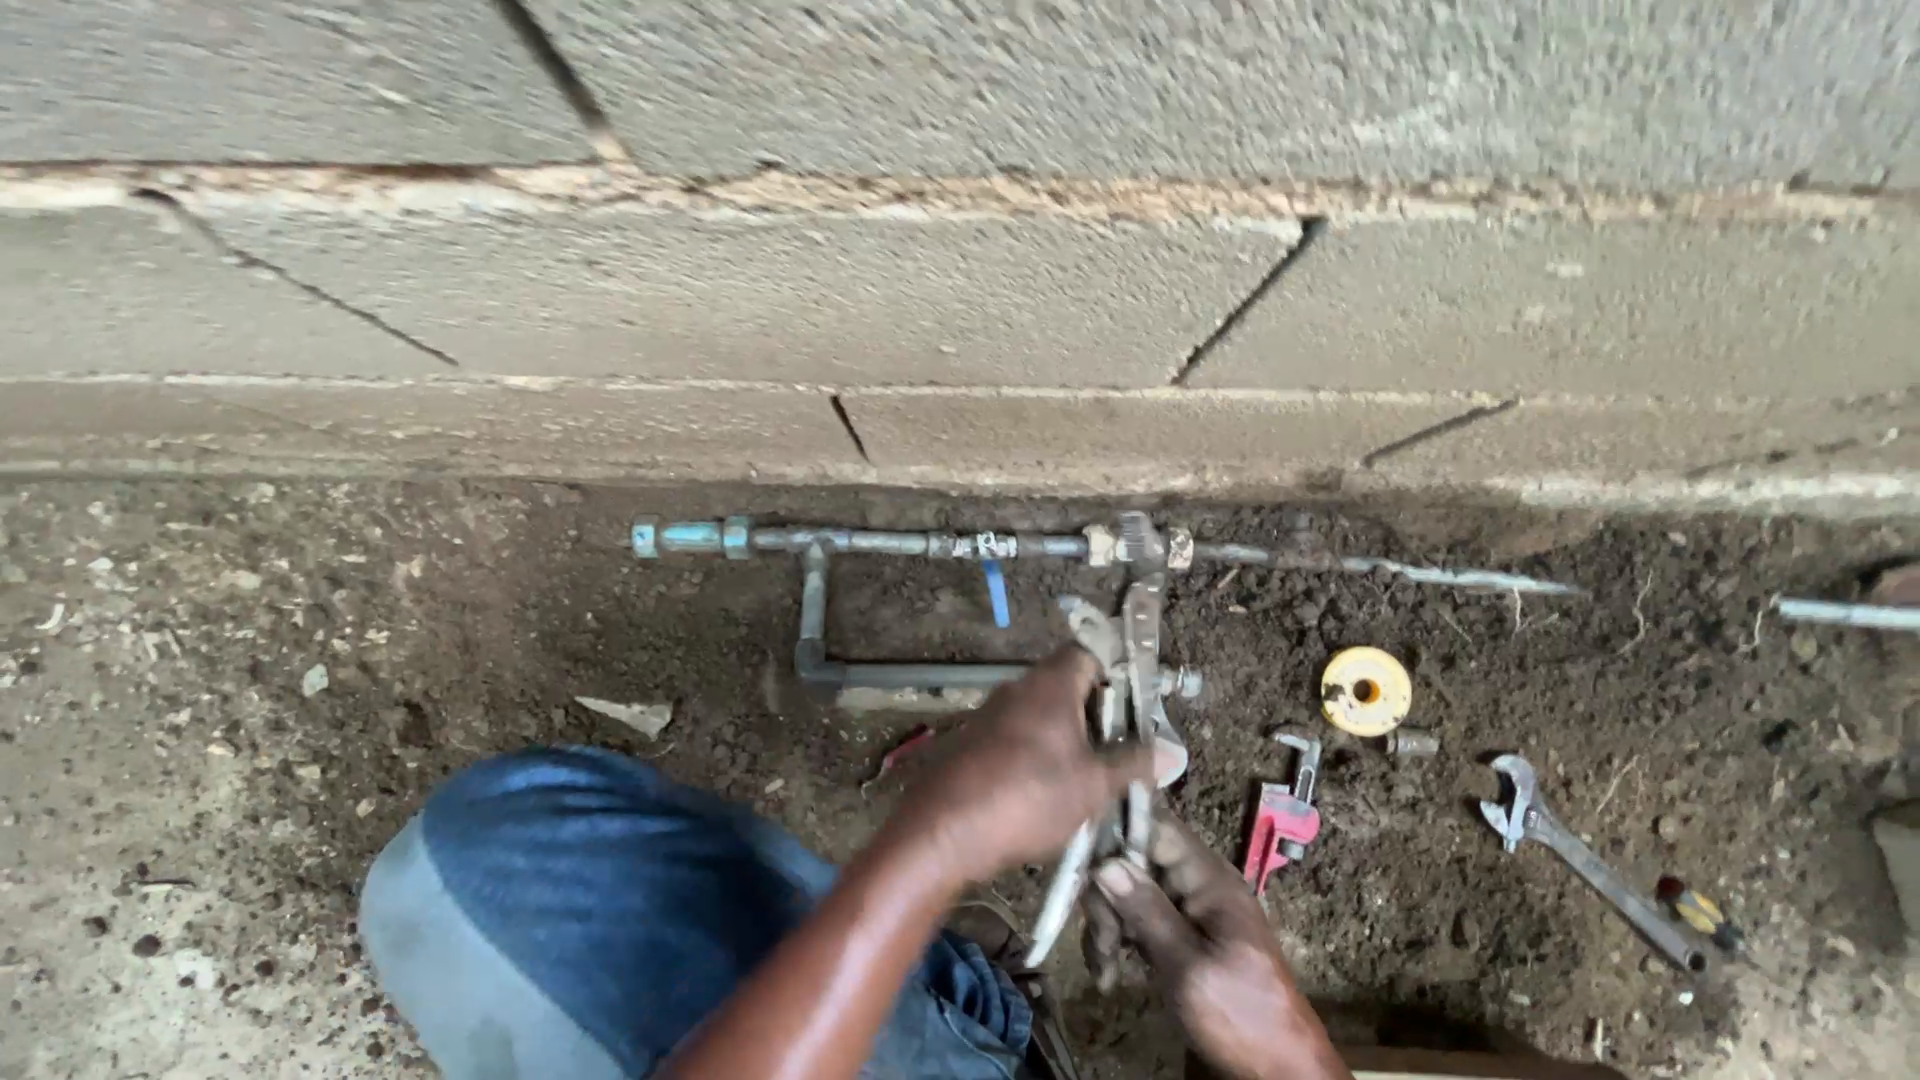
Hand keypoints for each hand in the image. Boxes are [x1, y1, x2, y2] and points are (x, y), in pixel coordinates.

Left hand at [888, 645, 1152, 885]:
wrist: (942, 831)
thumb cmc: (1027, 797)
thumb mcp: (1094, 785)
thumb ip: (1133, 762)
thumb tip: (1172, 750)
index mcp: (1049, 684)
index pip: (1089, 653)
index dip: (1116, 674)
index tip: (1134, 711)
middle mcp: (1017, 688)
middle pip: (1066, 685)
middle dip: (1095, 715)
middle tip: (1118, 753)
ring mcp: (989, 714)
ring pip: (1041, 715)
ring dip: (1066, 739)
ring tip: (1088, 780)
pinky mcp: (971, 742)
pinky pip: (1015, 737)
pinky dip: (1036, 755)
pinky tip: (1045, 794)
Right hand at [1085, 815, 1350, 1079]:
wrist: (1281, 1071)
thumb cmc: (1241, 1017)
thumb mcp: (1189, 968)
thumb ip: (1147, 912)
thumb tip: (1105, 861)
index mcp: (1209, 878)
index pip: (1155, 825)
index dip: (1115, 835)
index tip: (1083, 865)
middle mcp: (1197, 882)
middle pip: (1134, 859)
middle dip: (1107, 897)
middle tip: (1103, 945)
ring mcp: (1188, 906)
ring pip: (1129, 890)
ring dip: (1108, 925)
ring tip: (1104, 969)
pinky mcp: (1179, 931)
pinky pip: (1137, 918)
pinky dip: (1119, 940)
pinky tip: (1109, 972)